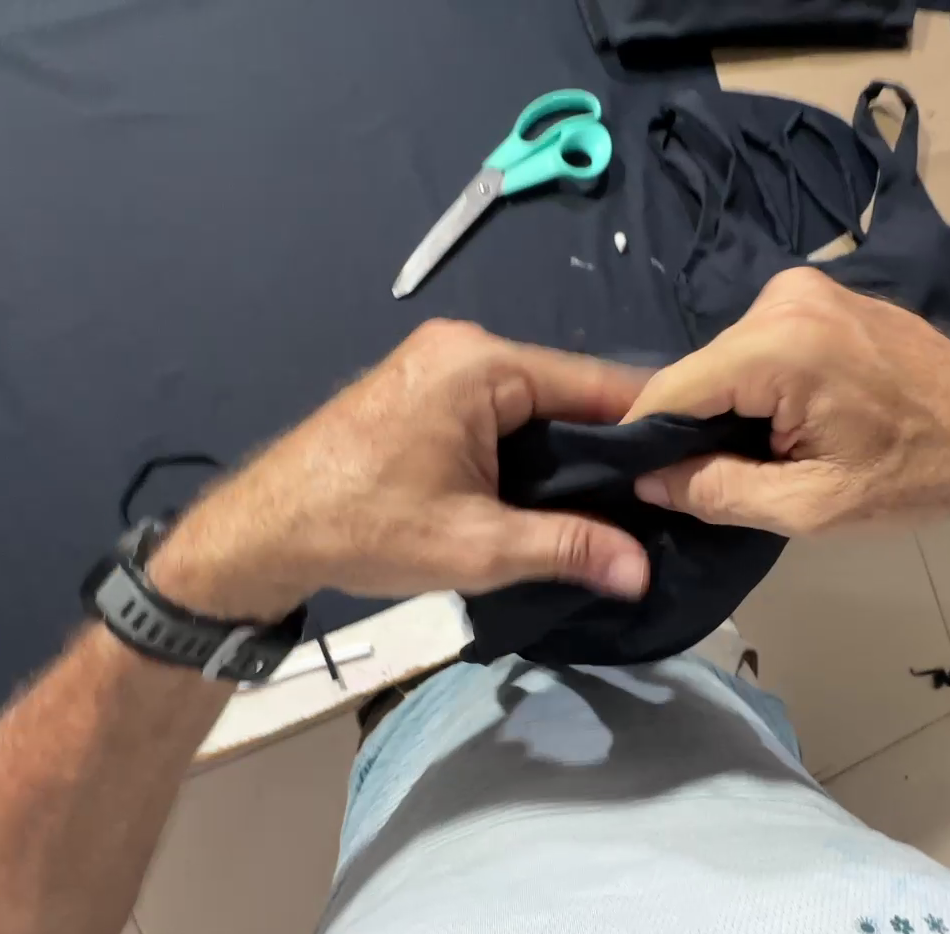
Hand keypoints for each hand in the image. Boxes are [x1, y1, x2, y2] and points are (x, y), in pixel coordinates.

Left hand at [149, 320, 653, 618]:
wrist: (262, 532)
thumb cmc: (366, 529)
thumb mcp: (477, 546)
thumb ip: (568, 547)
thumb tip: (643, 570)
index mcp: (481, 364)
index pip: (595, 383)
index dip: (647, 422)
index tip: (688, 457)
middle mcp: (465, 347)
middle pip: (566, 389)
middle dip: (609, 439)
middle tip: (657, 488)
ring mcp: (441, 362)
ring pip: (536, 402)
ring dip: (571, 445)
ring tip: (620, 492)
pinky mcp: (427, 386)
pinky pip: (503, 408)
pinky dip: (534, 443)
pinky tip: (557, 481)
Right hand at [621, 268, 949, 534]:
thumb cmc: (914, 478)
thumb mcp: (809, 507)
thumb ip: (717, 492)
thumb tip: (648, 478)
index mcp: (780, 345)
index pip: (670, 388)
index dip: (643, 437)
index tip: (636, 478)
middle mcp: (783, 299)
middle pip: (699, 373)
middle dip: (693, 427)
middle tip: (712, 479)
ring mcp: (805, 289)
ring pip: (726, 361)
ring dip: (727, 409)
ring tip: (762, 453)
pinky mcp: (822, 296)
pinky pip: (758, 347)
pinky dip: (756, 387)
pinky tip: (787, 422)